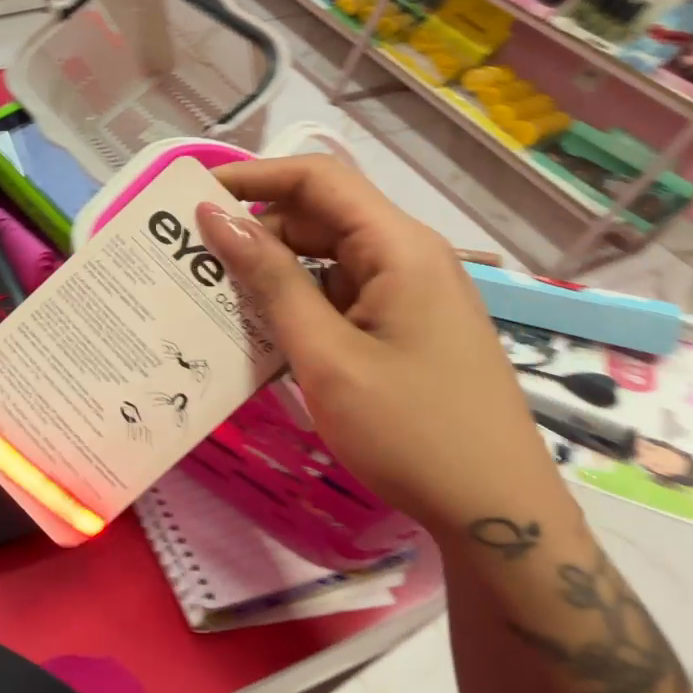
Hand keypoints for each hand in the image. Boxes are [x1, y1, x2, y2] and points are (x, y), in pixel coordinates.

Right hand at [194, 156, 560, 530]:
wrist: (499, 515)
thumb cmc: (410, 431)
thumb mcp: (325, 355)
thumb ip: (270, 280)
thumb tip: (216, 215)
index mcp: (399, 247)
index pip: (317, 178)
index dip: (252, 176)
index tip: (192, 195)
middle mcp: (408, 256)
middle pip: (319, 215)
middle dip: (256, 230)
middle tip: (194, 262)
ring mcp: (410, 292)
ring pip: (326, 256)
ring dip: (273, 271)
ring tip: (217, 298)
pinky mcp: (405, 325)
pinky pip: (340, 293)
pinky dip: (299, 303)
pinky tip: (263, 333)